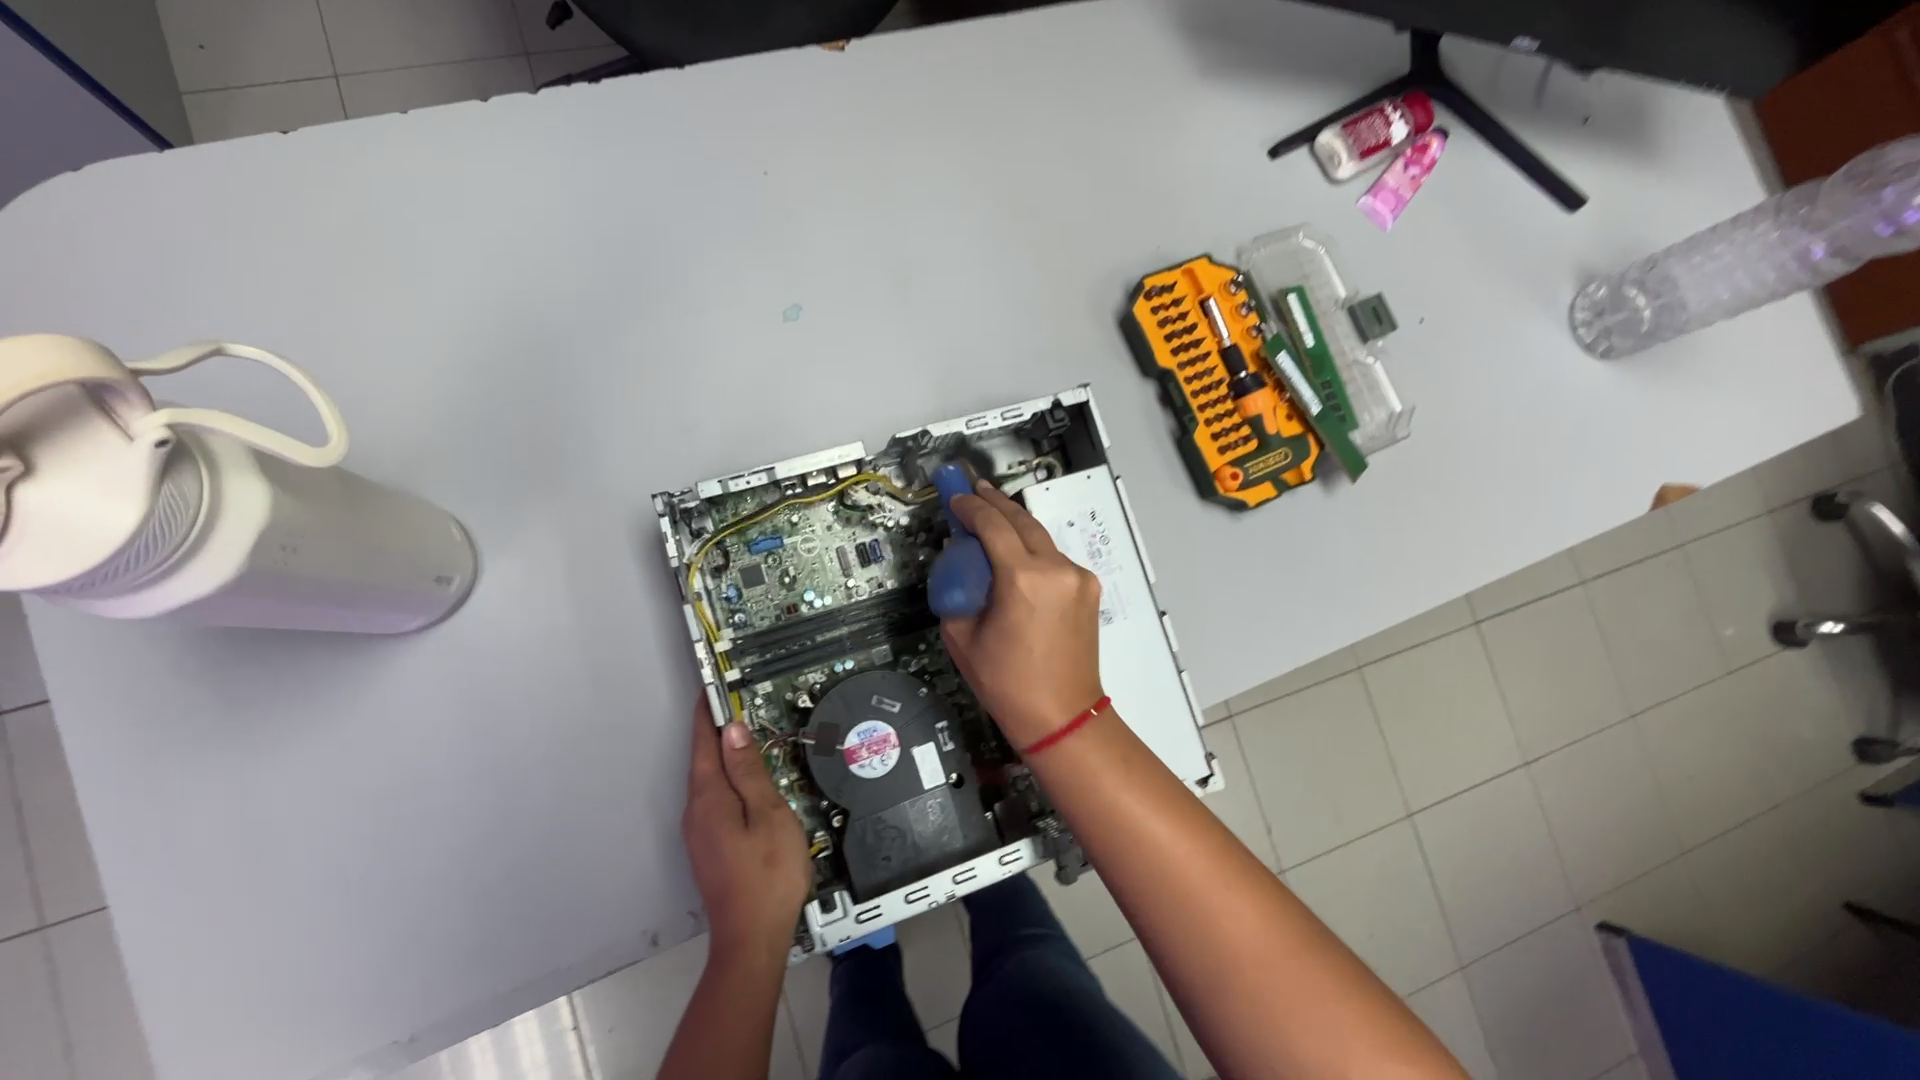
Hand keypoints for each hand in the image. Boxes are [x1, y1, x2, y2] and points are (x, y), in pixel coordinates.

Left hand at [681, 700, 811, 964]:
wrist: (752, 937)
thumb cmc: (767, 874)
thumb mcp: (768, 815)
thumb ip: (750, 772)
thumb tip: (733, 731)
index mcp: (708, 798)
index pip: (703, 742)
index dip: (708, 713)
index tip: (712, 688)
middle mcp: (695, 811)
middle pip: (703, 760)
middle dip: (718, 732)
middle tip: (738, 705)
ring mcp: (699, 832)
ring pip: (710, 782)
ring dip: (725, 757)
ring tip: (748, 737)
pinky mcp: (708, 848)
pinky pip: (715, 800)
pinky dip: (728, 781)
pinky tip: (749, 784)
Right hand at [940, 480, 1105, 747]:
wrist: (1062, 716)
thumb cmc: (1007, 684)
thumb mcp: (963, 639)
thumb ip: (958, 596)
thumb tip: (962, 574)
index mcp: (1022, 579)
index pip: (993, 525)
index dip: (970, 507)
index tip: (955, 499)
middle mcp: (1056, 569)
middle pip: (1022, 520)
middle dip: (996, 503)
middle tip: (975, 491)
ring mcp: (1078, 578)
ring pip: (1042, 538)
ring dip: (1016, 525)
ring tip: (994, 518)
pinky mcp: (1089, 590)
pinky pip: (1056, 560)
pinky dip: (1034, 551)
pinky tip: (1019, 556)